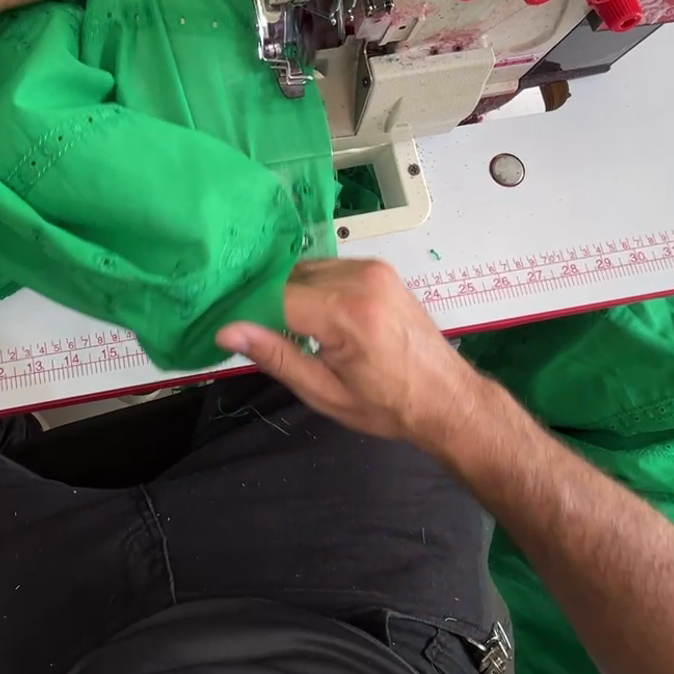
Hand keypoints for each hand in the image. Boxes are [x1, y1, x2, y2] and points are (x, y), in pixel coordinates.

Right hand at [215, 259, 490, 448]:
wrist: (447, 398)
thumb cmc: (386, 406)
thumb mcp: (324, 392)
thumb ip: (275, 355)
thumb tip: (226, 331)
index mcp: (348, 312)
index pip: (276, 296)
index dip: (249, 312)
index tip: (228, 329)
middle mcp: (361, 278)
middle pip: (289, 278)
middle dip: (269, 303)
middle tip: (258, 335)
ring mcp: (372, 268)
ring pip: (306, 270)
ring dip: (291, 294)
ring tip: (292, 330)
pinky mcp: (378, 267)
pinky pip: (327, 268)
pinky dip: (313, 288)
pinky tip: (315, 317)